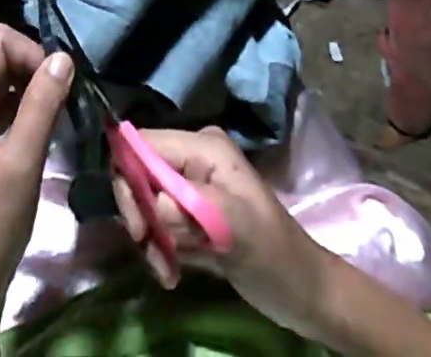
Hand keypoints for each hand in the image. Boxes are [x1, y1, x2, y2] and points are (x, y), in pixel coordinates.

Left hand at [0, 25, 74, 355]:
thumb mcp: (20, 163)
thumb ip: (41, 105)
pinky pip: (1, 106)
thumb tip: (64, 56)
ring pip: (3, 81)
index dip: (33, 53)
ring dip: (34, 90)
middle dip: (36, 69)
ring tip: (59, 116)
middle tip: (65, 102)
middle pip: (0, 58)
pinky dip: (26, 108)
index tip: (60, 85)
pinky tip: (45, 130)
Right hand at [112, 127, 333, 336]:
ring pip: (145, 201)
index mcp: (204, 145)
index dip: (129, 178)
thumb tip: (156, 201)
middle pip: (139, 172)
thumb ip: (195, 206)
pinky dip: (159, 248)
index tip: (138, 225)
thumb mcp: (238, 226)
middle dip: (140, 215)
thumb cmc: (272, 250)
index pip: (143, 142)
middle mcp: (193, 156)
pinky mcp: (191, 210)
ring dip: (150, 239)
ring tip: (167, 271)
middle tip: (152, 252)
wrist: (301, 288)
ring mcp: (191, 183)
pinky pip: (157, 221)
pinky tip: (172, 273)